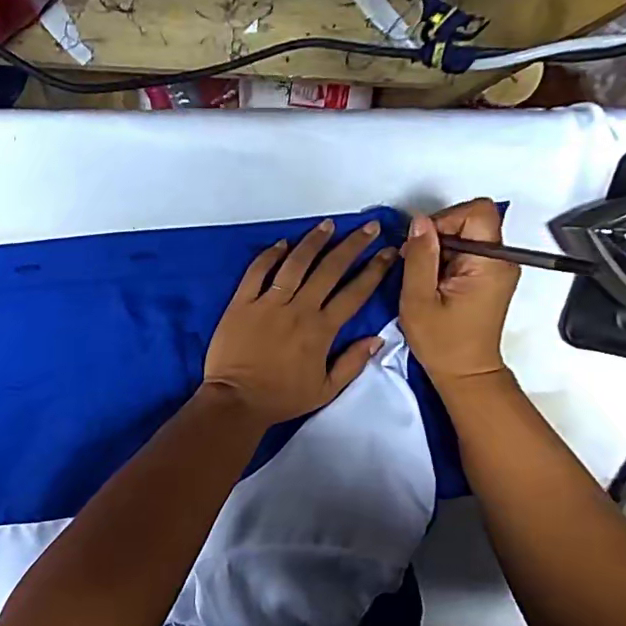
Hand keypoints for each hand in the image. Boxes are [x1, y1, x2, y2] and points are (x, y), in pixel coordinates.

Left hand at [201, 218, 396, 426]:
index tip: (388, 252)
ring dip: (313, 242)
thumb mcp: (326, 389)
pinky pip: (257, 272)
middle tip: (368, 227)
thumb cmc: (281, 398)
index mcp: (321, 329)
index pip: (354, 292)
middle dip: (352, 245)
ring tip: (328, 225)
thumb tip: (378, 338)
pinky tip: (282, 243)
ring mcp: (267, 303)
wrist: (236, 400)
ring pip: (295, 264)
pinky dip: (270, 255)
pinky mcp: (241, 303)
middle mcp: (298, 309)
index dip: (374, 270)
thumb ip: (352, 362)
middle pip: (329, 269)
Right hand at [399, 199, 518, 384]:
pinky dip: (442, 259)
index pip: (476, 212)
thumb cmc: (442, 343)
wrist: (465, 373)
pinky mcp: (486, 276)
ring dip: (438, 248)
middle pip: (471, 220)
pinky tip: (430, 282)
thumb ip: (419, 257)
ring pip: (464, 234)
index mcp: (490, 264)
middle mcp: (501, 261)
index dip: (445, 219)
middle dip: (438, 233)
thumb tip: (418, 222)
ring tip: (422, 277)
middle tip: (416, 261)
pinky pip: (464, 251)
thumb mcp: (418, 300)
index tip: (423, 244)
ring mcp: (496, 268)